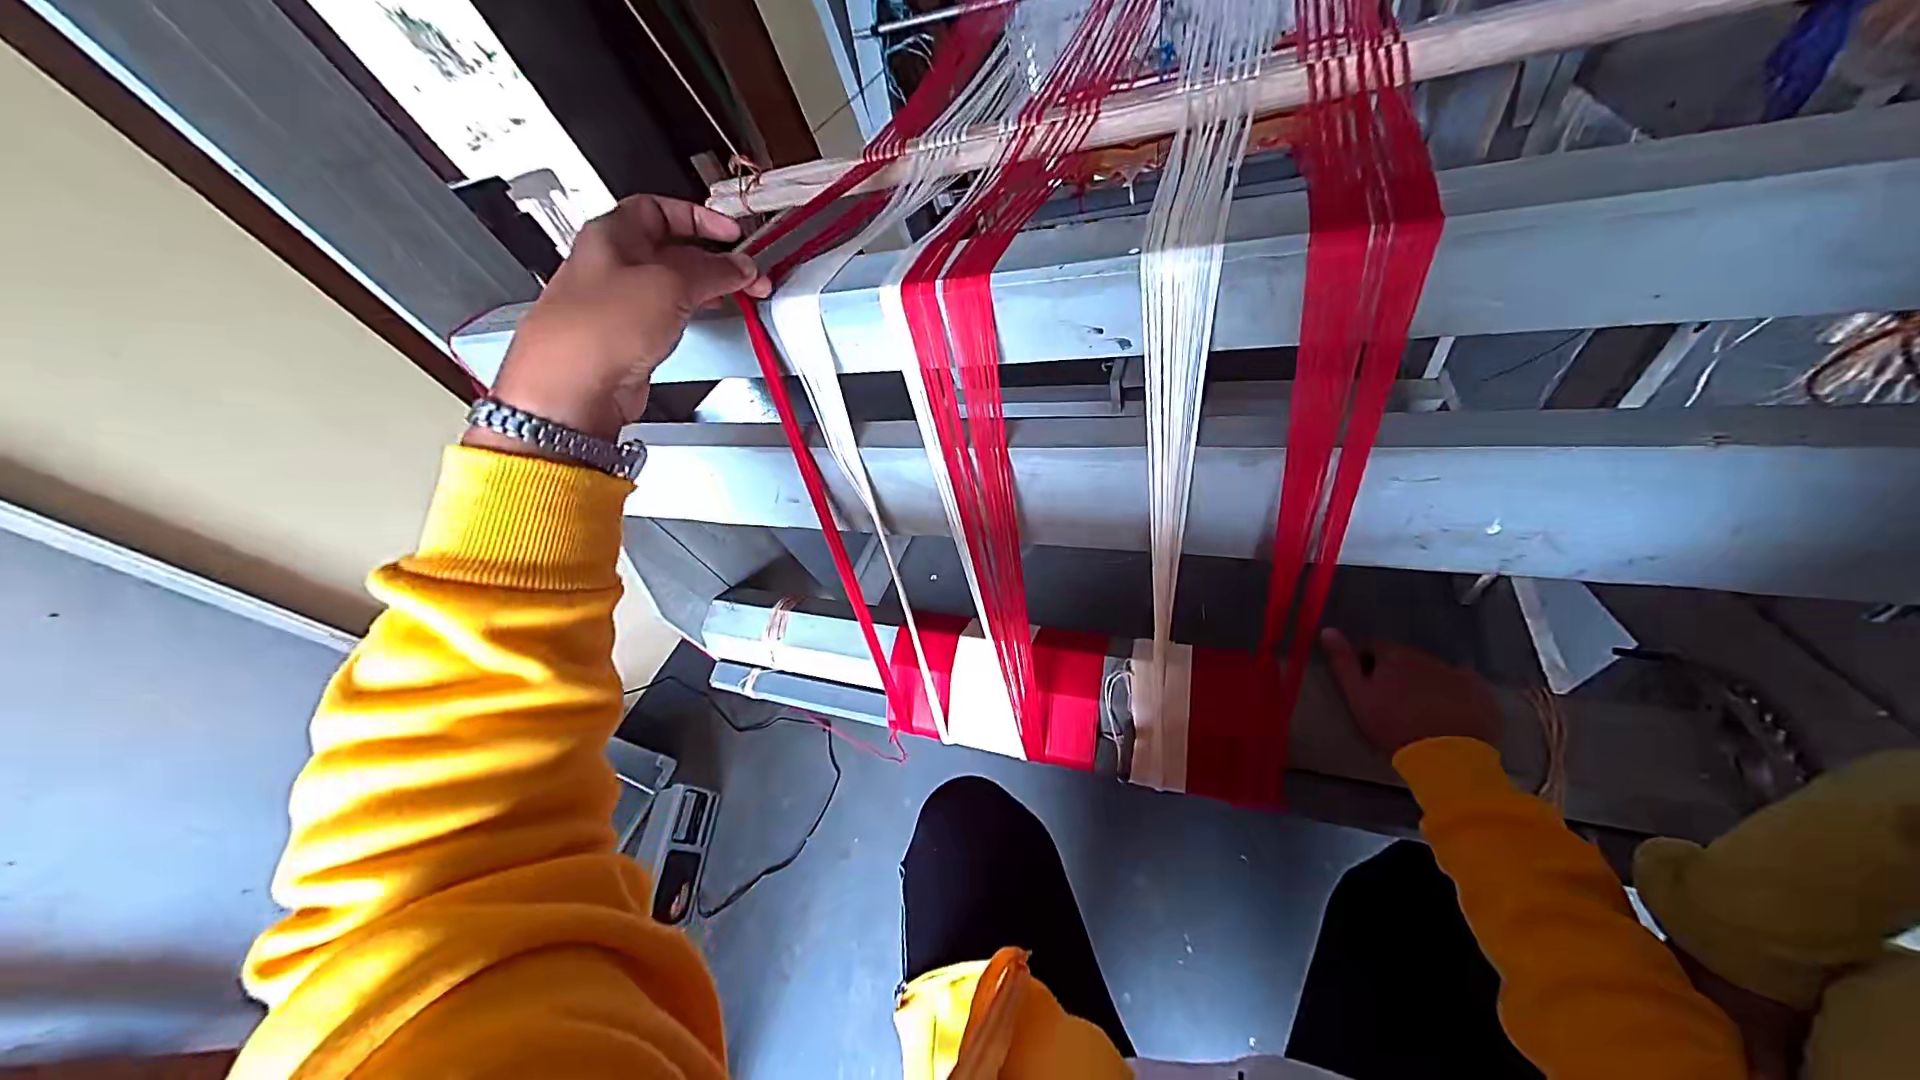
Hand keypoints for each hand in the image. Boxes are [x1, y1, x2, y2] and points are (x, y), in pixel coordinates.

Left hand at [475, 195, 772, 443]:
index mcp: (610, 236)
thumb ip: (712, 271)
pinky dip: (692, 315)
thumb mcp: (669, 284)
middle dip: (714, 260)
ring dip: (707, 289)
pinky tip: (706, 321)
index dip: (699, 217)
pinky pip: (668, 317)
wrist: (573, 388)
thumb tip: (738, 266)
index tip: (729, 231)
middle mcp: (611, 267)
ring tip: (736, 297)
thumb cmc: (595, 331)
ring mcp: (619, 304)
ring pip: (673, 285)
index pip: (659, 209)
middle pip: (672, 251)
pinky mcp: (629, 339)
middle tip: (745, 272)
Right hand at [1320, 628, 1502, 755]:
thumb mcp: (1357, 695)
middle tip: (1391, 700)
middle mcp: (1427, 657)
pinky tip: (1448, 713)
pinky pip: (1462, 686)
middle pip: (1405, 658)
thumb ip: (1342, 662)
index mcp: (1394, 655)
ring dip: (1423, 682)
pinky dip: (1453, 693)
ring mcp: (1457, 673)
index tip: (1364, 684)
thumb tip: (1327, 630)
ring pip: (1433, 672)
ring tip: (1419, 709)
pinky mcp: (1481, 693)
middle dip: (1396, 672)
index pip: (1372, 647)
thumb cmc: (1392, 725)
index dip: (1365, 663)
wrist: (1445, 756)